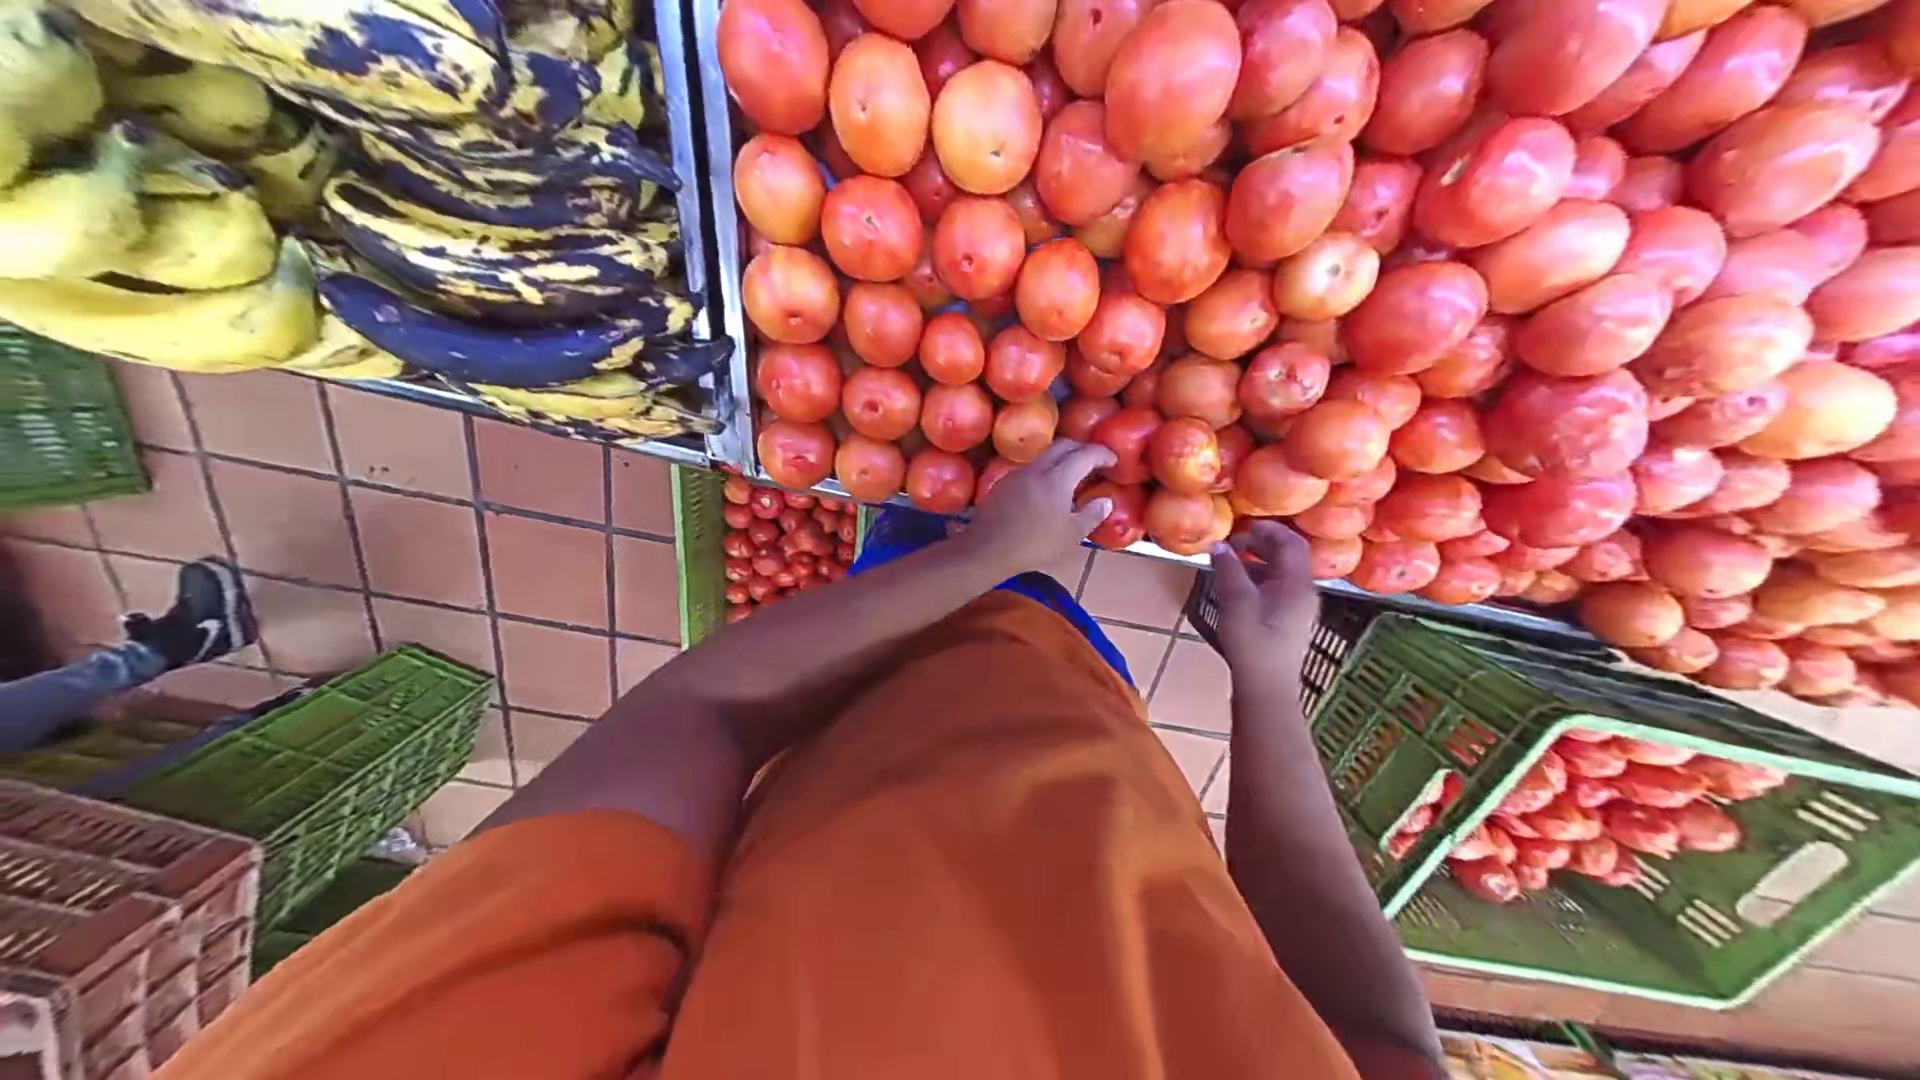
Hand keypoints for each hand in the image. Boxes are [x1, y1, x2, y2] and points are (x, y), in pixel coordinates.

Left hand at [964, 439, 1117, 575]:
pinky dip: (1044, 471)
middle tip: (1094, 460)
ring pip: (1044, 456)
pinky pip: (1029, 469)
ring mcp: (1016, 474)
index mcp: (1057, 479)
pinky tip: (1045, 489)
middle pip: (1062, 445)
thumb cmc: (1034, 545)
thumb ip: (1091, 514)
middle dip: (1081, 448)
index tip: (1113, 460)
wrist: (987, 549)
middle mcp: (1036, 469)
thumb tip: (1105, 501)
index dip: (1102, 453)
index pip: (1085, 454)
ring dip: (1061, 458)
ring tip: (1071, 475)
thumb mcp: (1071, 535)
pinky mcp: (1003, 484)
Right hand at [1209, 521, 1319, 677]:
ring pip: (1280, 572)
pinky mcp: (1288, 620)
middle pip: (1287, 555)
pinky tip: (1236, 585)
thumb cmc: (1253, 642)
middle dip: (1260, 543)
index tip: (1240, 526)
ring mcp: (1298, 607)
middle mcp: (1304, 592)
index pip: (1291, 542)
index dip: (1267, 529)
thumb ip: (1228, 569)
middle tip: (1231, 542)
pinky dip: (1257, 578)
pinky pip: (1276, 587)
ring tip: (1229, 561)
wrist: (1267, 687)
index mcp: (1297, 584)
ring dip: (1256, 560)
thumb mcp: (1236, 601)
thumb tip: (1218, 545)